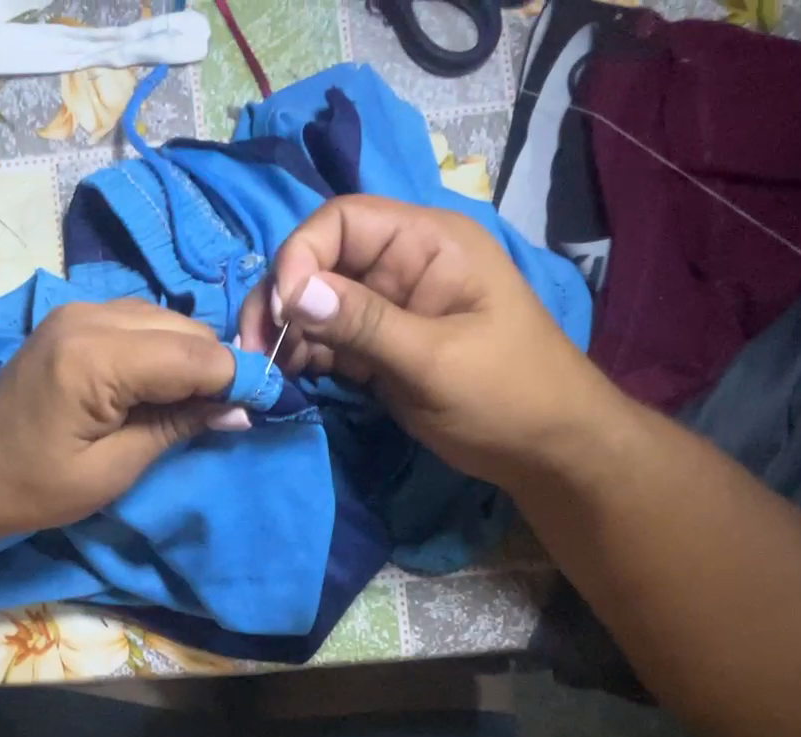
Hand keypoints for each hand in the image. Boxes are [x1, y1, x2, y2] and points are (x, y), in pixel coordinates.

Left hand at [0, 299, 241, 544]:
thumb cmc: (31, 488)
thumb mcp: (112, 471)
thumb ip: (176, 427)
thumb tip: (239, 408)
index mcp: (96, 357)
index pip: (195, 354)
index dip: (238, 379)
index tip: (267, 408)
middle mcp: (88, 316)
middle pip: (185, 328)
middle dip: (215, 367)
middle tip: (230, 414)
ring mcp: (75, 311)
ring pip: (165, 320)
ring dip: (189, 357)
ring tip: (196, 405)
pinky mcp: (70, 321)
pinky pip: (138, 323)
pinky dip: (161, 350)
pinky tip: (161, 386)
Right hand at [237, 195, 630, 487]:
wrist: (545, 451)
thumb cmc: (509, 395)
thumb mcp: (435, 359)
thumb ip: (365, 323)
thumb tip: (292, 293)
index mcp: (427, 244)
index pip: (343, 221)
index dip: (301, 256)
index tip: (281, 311)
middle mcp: (400, 266)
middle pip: (318, 262)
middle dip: (280, 300)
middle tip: (255, 349)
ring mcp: (386, 309)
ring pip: (313, 304)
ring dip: (284, 333)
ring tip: (266, 371)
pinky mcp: (375, 348)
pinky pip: (325, 340)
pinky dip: (301, 357)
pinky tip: (286, 379)